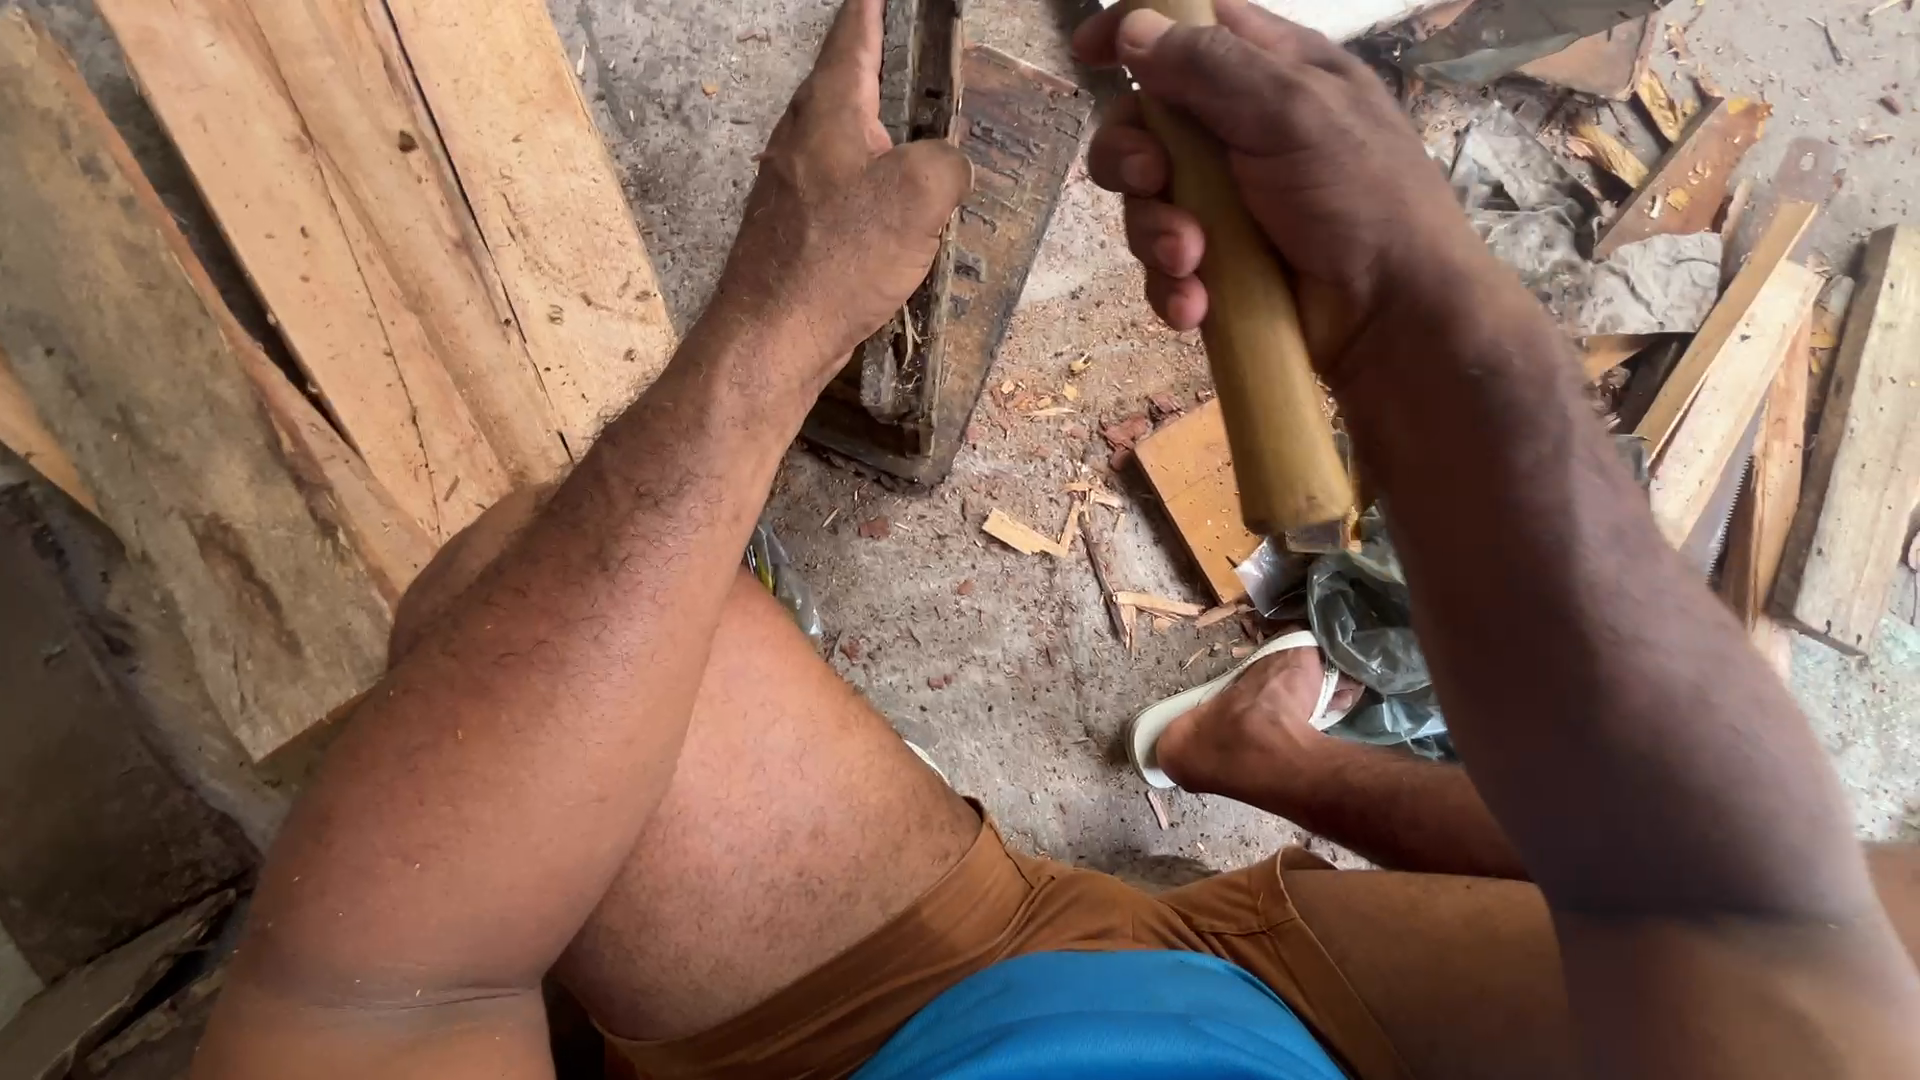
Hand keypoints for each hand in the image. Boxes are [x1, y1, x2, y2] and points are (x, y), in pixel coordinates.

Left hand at [703, 0, 972, 389]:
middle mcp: (801, 134)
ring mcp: (790, 183)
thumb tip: (948, 166)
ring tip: (915, 146)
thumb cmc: (840, 259)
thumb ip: (946, 163)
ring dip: (877, 136)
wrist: (773, 336)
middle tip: (921, 70)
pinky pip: (839, 189)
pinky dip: (868, 188)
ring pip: (843, 140)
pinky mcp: (791, 227)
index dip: (877, 5)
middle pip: (846, 83)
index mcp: (831, 107)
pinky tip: (887, 216)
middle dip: (883, 70)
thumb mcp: (917, 198)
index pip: (855, 30)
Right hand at [1073, 0, 1495, 382]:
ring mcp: (1219, 206)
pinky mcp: (1211, 267)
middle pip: (1141, 130)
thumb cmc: (1359, 195)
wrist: (1386, 310)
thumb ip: (1212, 69)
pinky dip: (1172, 288)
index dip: (1132, 34)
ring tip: (1193, 261)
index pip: (1185, 33)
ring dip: (1156, 236)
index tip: (1086, 50)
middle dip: (1132, 159)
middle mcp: (1232, 135)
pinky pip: (1161, 271)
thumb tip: (1134, 31)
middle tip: (1154, 179)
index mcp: (1263, 75)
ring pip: (1143, 208)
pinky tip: (1197, 305)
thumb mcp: (1294, 112)